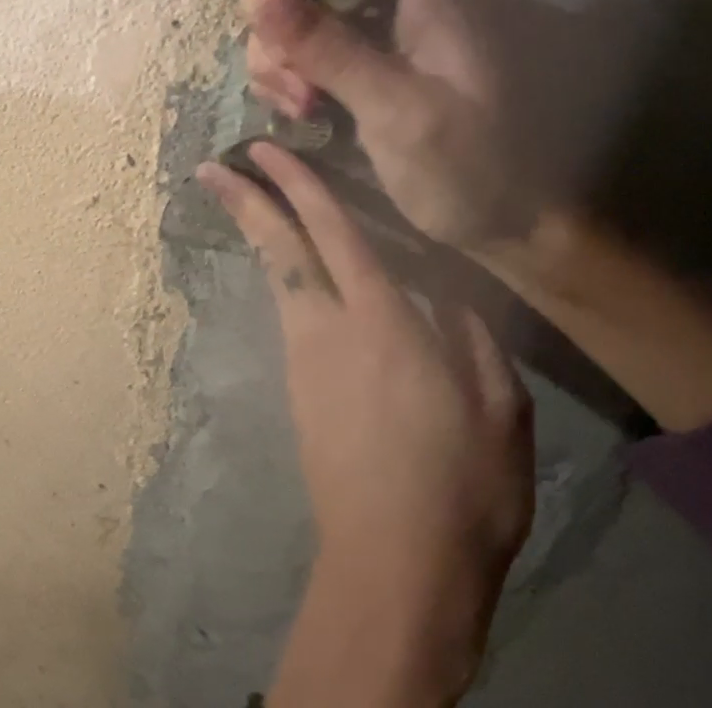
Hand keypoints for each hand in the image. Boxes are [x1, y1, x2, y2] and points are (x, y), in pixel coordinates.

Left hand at [196, 141, 533, 590]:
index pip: (334, 233)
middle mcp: (328, 331)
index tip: (266, 150)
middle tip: (211, 167)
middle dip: (245, 201)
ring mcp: (304, 362)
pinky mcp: (297, 391)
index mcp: (383, 323)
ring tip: (247, 202)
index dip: (300, 185)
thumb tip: (441, 285)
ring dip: (261, 237)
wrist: (394, 560)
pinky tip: (297, 273)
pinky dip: (285, 278)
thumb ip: (469, 332)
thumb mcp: (500, 405)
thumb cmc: (463, 484)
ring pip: (278, 281)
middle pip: (280, 250)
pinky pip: (290, 315)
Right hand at [244, 0, 529, 248]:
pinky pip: (298, 34)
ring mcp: (379, 17)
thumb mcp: (399, 115)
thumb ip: (332, 52)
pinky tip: (297, 109)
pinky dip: (282, 66)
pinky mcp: (360, 51)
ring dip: (275, 41)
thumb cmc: (473, 168)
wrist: (501, 219)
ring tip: (295, 101)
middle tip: (275, 46)